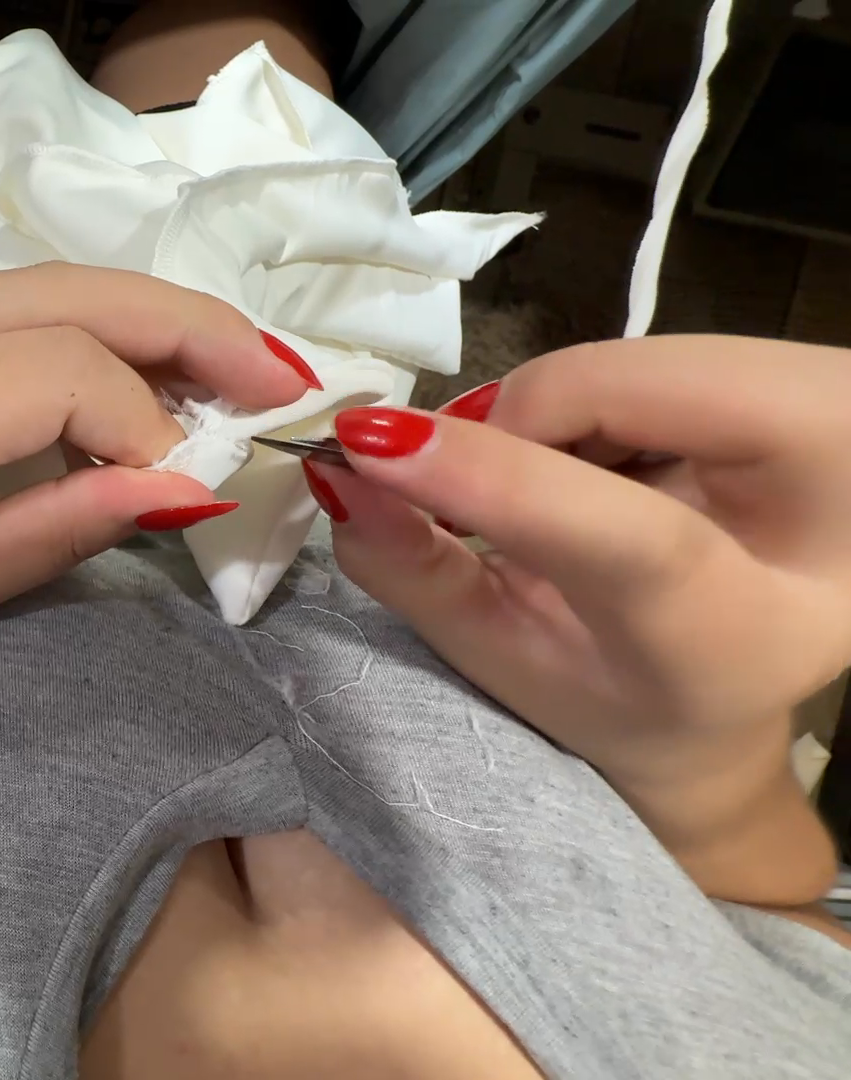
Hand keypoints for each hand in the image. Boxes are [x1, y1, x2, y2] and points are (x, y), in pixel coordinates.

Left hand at [0, 262, 315, 651]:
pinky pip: (20, 300)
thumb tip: (188, 488)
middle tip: (273, 372)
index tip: (177, 480)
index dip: (137, 419)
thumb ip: (66, 529)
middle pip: (65, 293)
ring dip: (150, 314)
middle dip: (184, 327)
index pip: (54, 373)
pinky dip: (96, 324)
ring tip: (228, 364)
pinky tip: (140, 365)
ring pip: (50, 281)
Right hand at [307, 336, 850, 903]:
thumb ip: (403, 562)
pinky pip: (683, 353)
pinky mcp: (838, 400)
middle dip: (536, 404)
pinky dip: (590, 389)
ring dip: (556, 399)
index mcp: (743, 643)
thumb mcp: (481, 644)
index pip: (635, 542)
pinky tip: (581, 449)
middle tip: (460, 457)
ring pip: (679, 357)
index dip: (494, 477)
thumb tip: (338, 468)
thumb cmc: (589, 683)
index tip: (366, 442)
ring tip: (521, 465)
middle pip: (695, 395)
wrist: (718, 683)